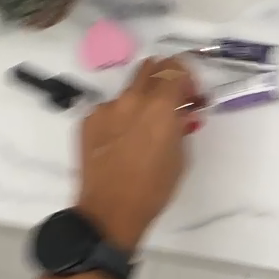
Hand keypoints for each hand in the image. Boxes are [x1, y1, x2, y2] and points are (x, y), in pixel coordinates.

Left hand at [74, 57, 200, 250]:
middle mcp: (131, 99)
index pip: (176, 69)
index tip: (190, 95)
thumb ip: (181, 126)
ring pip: (129, 90)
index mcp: (160, 108)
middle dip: (164, 77)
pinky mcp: (88, 120)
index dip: (187, 78)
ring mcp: (105, 108)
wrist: (110, 211)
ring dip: (141, 100)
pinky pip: (110, 109)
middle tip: (170, 100)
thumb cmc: (154, 189)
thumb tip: (180, 113)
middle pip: (151, 67)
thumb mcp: (180, 157)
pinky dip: (120, 118)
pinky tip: (121, 143)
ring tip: (143, 128)